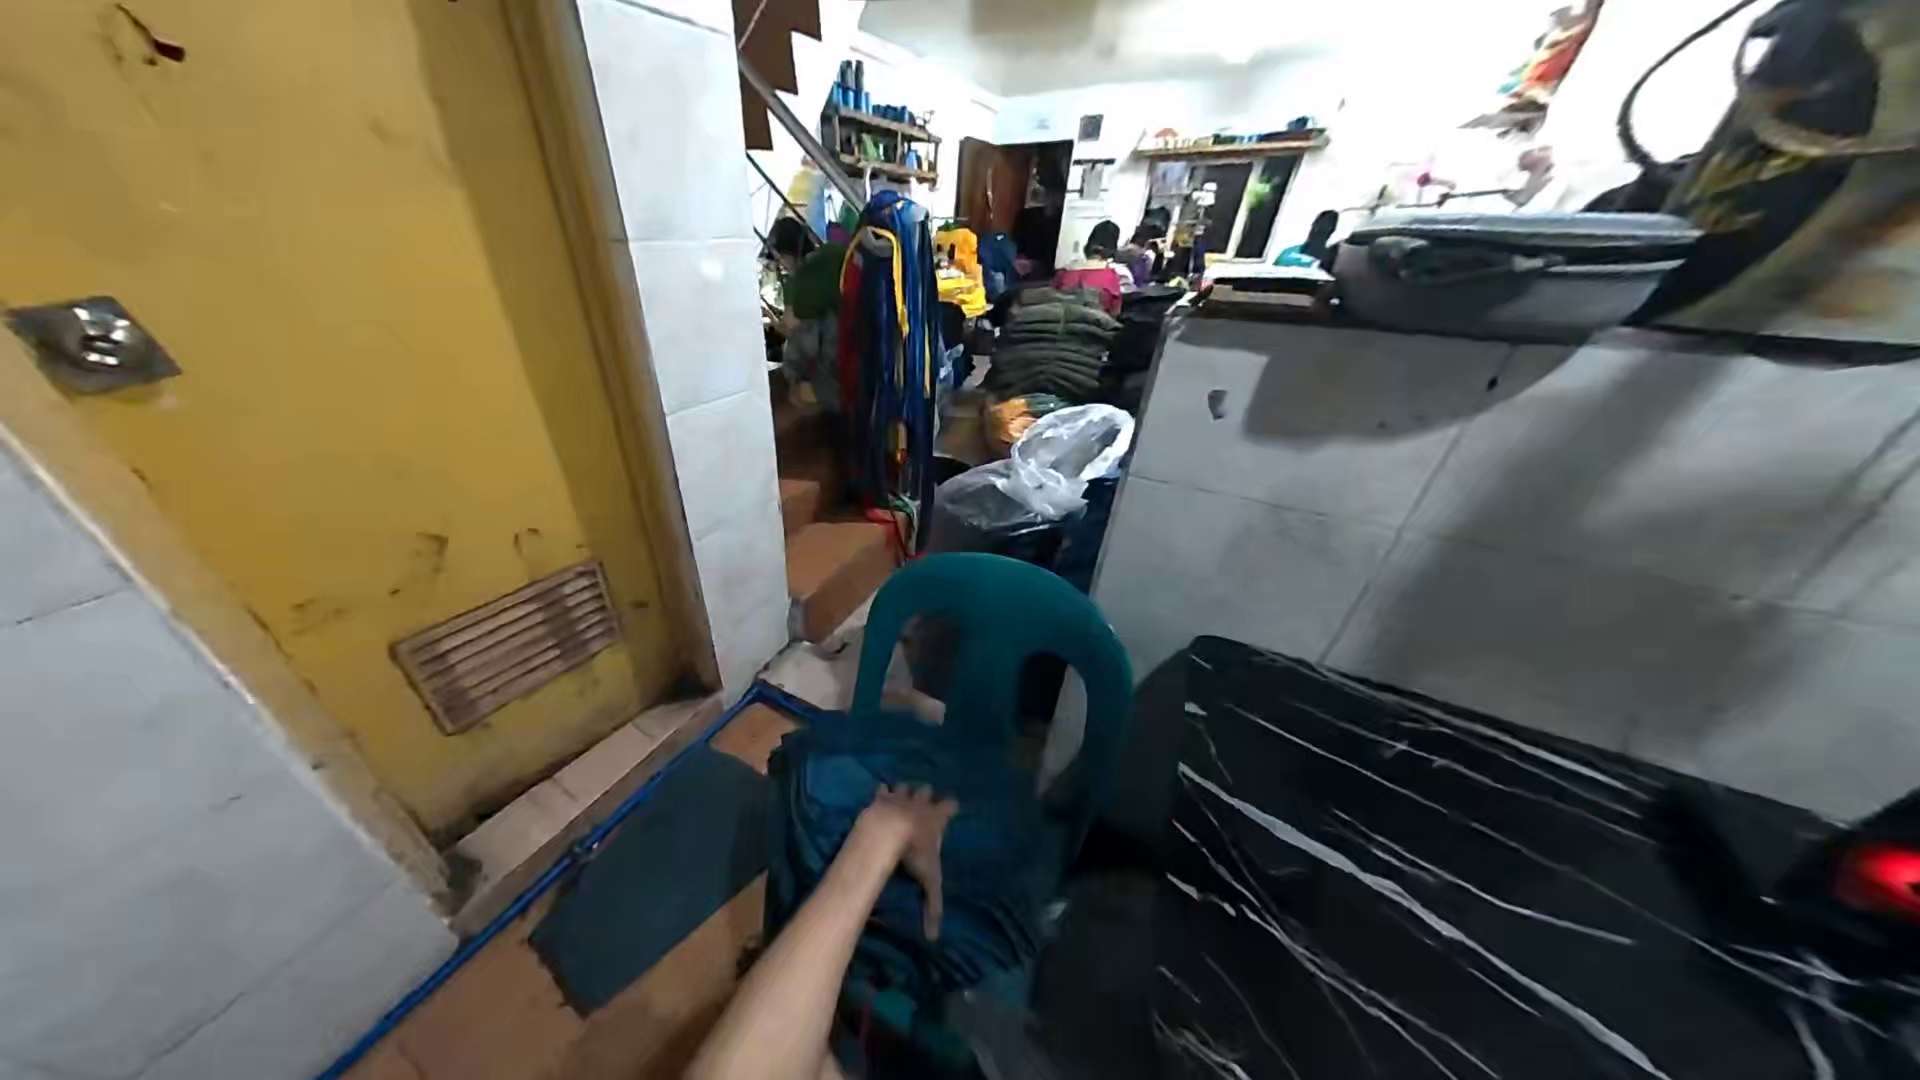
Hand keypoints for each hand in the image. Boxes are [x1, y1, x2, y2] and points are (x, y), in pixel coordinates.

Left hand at [861, 784, 958, 939]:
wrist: (886, 830)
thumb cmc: (913, 851)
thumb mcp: (928, 879)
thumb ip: (933, 905)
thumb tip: (934, 937)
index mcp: (937, 818)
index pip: (951, 805)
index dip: (951, 806)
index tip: (951, 808)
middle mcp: (920, 803)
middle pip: (927, 790)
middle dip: (926, 795)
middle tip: (923, 803)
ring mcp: (900, 796)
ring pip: (905, 786)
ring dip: (904, 791)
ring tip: (901, 798)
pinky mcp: (880, 797)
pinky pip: (882, 789)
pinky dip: (881, 793)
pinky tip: (878, 796)